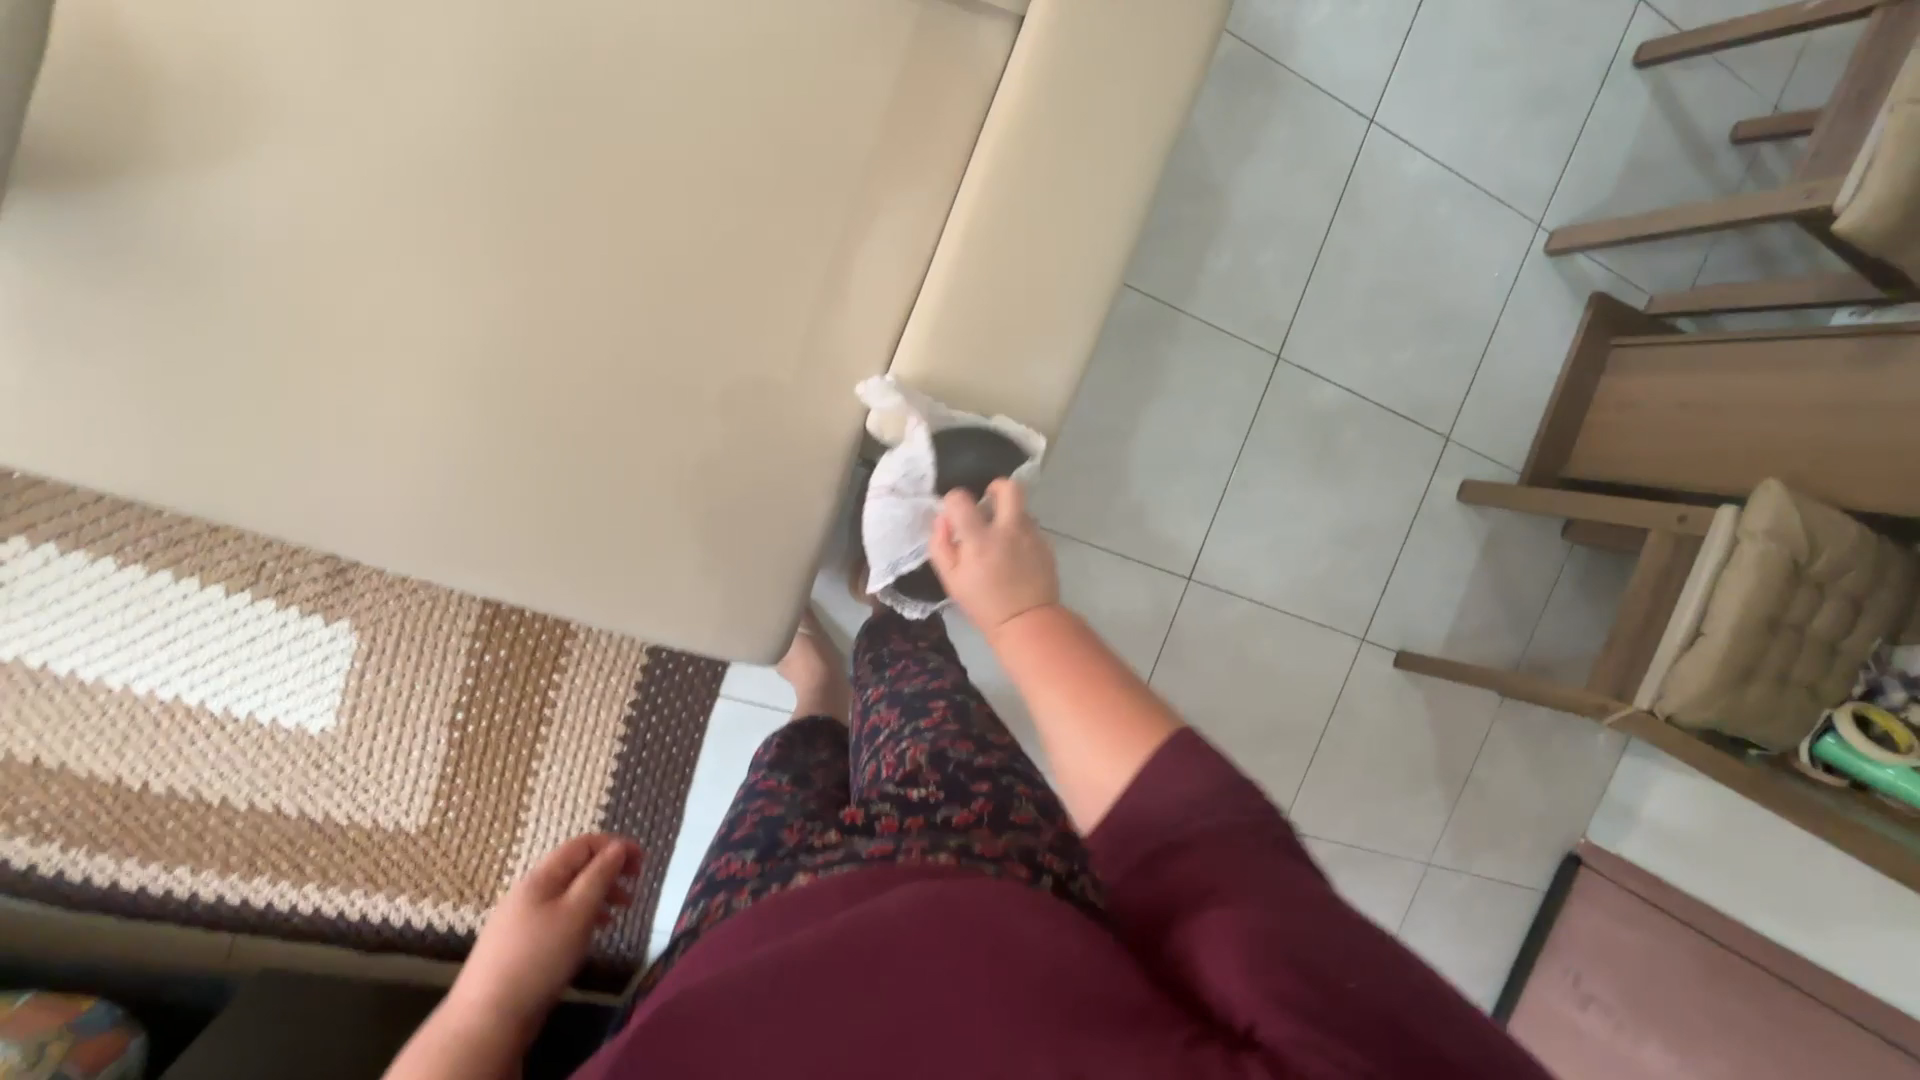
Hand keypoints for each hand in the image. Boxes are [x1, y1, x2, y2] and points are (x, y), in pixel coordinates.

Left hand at [447, 834, 642, 1036]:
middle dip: (610, 871)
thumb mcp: (577, 911)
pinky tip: (594, 933)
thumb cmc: (540, 957)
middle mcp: (531, 891)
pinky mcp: (524, 943)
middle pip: (576, 867)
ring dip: (599, 895)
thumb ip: (600, 875)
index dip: (615, 846)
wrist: (488, 1018)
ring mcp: (524, 918)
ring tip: (620, 913)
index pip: (583, 844)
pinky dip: (584, 916)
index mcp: (542, 877)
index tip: (642, 863)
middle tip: (635, 889)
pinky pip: (560, 916)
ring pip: (570, 893)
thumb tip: (618, 847)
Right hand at [928, 478, 1058, 636]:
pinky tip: (1015, 555)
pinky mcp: (1046, 545)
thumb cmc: (982, 603)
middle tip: (988, 499)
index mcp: (979, 539)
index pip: (960, 499)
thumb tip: (942, 519)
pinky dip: (1020, 534)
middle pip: (1008, 487)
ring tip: (1001, 537)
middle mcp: (1008, 530)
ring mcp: (1031, 536)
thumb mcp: (950, 579)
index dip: (953, 500)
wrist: (1026, 622)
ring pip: (1021, 509)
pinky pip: (1031, 529)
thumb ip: (940, 545)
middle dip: (995, 486)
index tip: (955, 513)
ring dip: (1008, 515)